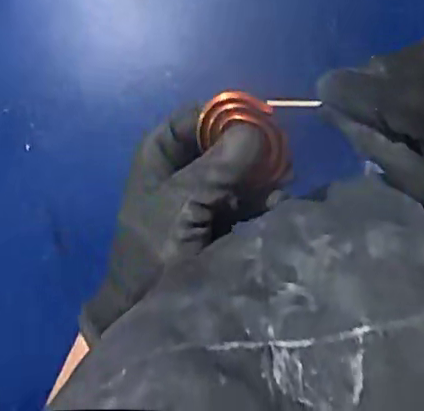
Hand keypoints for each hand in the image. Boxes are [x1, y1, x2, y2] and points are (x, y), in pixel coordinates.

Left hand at [80, 106, 271, 341]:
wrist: (148, 308)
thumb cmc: (152, 246)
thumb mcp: (181, 202)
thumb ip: (216, 167)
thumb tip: (252, 128)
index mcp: (161, 149)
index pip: (196, 115)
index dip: (226, 115)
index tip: (261, 124)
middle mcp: (185, 164)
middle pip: (226, 140)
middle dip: (252, 152)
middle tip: (275, 166)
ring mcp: (207, 191)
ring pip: (245, 169)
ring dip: (263, 179)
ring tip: (273, 195)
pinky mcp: (228, 219)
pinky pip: (255, 199)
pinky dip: (268, 202)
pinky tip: (276, 211)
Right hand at [316, 24, 423, 249]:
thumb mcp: (422, 184)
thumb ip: (366, 141)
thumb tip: (331, 109)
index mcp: (416, 96)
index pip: (339, 83)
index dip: (343, 106)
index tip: (366, 128)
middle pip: (368, 68)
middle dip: (376, 96)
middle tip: (410, 129)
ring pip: (395, 58)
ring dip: (402, 84)